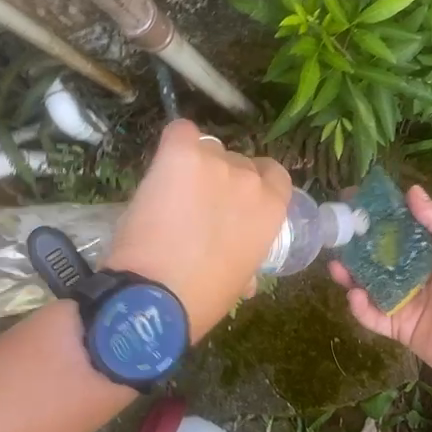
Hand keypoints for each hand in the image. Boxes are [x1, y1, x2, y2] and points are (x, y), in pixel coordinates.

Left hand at [104, 120, 291, 340]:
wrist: (156, 295)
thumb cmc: (202, 299)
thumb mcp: (240, 281)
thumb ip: (249, 263)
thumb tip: (248, 276)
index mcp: (272, 209)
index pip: (275, 175)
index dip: (256, 184)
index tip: (236, 202)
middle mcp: (249, 179)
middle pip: (239, 162)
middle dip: (222, 179)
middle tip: (198, 205)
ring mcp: (214, 163)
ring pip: (208, 150)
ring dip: (196, 166)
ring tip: (173, 194)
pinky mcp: (179, 154)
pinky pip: (180, 132)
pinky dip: (174, 144)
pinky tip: (163, 167)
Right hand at [328, 185, 431, 392]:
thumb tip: (412, 190)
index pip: (400, 228)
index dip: (378, 215)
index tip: (353, 200)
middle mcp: (418, 275)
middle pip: (380, 257)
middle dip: (357, 246)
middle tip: (335, 234)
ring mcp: (408, 303)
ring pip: (372, 285)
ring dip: (352, 275)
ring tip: (336, 265)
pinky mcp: (401, 329)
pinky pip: (374, 316)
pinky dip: (361, 308)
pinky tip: (354, 296)